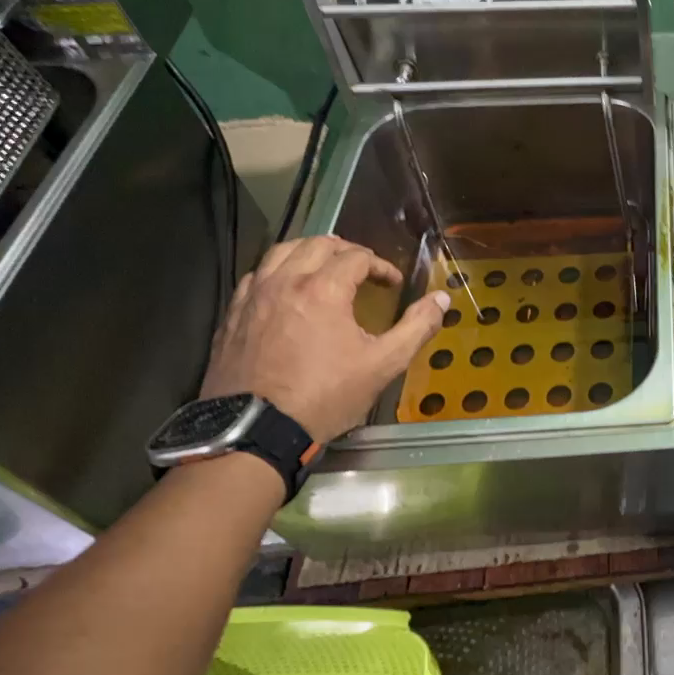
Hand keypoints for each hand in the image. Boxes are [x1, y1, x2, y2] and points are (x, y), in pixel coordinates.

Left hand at [198, 235, 448, 444]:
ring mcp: (254, 298)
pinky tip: (286, 290)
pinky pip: (255, 277)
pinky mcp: (232, 316)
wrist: (256, 430)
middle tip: (363, 269)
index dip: (381, 266)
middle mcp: (285, 282)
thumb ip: (416, 327)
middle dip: (346, 250)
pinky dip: (277, 272)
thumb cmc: (325, 396)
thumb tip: (441, 298)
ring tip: (324, 268)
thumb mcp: (383, 365)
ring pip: (280, 252)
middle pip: (316, 244)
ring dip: (308, 252)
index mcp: (324, 289)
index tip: (393, 284)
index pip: (357, 257)